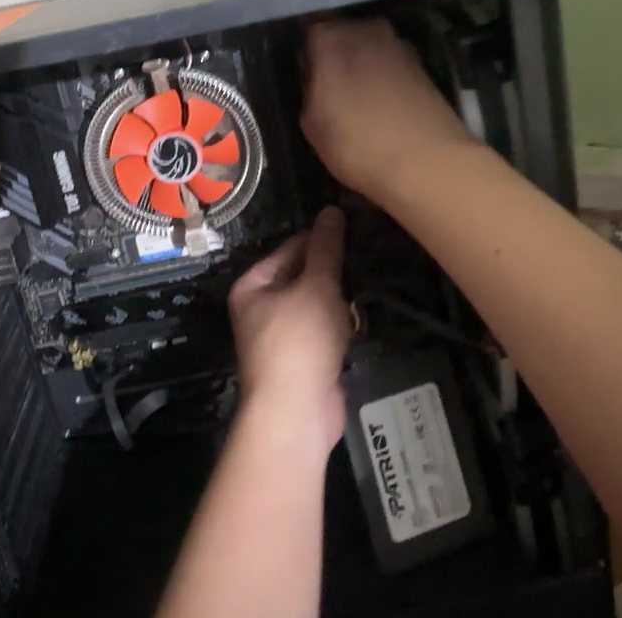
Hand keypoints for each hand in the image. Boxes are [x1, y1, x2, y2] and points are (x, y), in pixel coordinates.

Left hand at [228, 207, 352, 457]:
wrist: (297, 412)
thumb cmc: (300, 340)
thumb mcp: (316, 286)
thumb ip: (326, 248)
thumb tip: (331, 210)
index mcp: (253, 286)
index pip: (290, 248)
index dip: (322, 239)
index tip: (356, 229)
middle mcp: (261, 308)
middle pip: (302, 276)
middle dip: (332, 272)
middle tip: (368, 256)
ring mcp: (281, 336)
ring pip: (316, 304)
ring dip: (339, 300)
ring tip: (366, 286)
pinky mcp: (302, 360)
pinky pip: (323, 331)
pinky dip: (340, 327)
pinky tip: (359, 322)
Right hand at [303, 19, 478, 200]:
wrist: (426, 161)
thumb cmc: (355, 142)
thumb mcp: (310, 123)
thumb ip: (310, 90)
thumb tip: (317, 80)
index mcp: (331, 38)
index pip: (309, 35)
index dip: (308, 59)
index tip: (308, 83)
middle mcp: (366, 30)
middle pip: (344, 37)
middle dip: (337, 58)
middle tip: (332, 92)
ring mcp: (400, 45)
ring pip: (371, 50)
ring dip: (364, 68)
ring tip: (362, 103)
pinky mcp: (424, 65)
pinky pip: (393, 66)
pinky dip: (387, 80)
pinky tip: (386, 107)